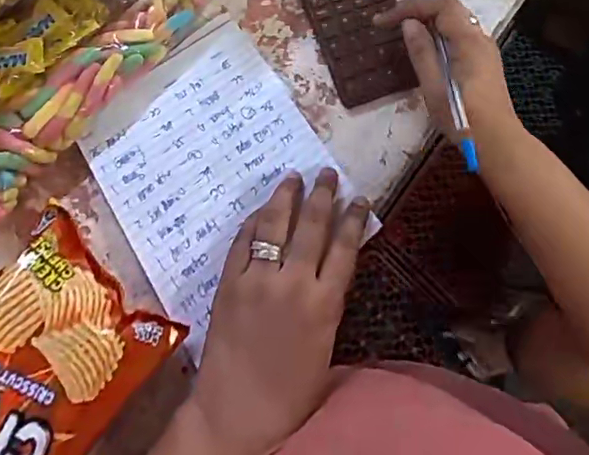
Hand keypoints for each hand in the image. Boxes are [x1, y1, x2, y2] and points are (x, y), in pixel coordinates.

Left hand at [171, 170, 368, 454]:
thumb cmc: (291, 392)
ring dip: (286, 196)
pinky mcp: (229, 282)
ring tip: (293, 177)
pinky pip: (243, 241)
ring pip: (275, 224)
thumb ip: (329, 298)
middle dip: (322, 194)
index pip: (345, 246)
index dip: (354, 217)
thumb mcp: (325, 343)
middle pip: (312, 226)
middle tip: (326, 172)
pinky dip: (253, 221)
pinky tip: (260, 210)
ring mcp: (258, 280)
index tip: (359, 197)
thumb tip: (334, 258)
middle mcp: (294, 283)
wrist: (236, 415)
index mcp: (325, 304)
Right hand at [373, 0, 518, 143]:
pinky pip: (460, 34)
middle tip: (392, 20)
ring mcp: (485, 50)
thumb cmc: (463, 117)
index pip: (441, 5)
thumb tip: (409, 23)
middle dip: (419, 8)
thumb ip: (421, 51)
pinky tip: (427, 47)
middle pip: (450, 8)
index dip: (411, 6)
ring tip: (404, 29)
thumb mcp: (434, 87)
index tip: (384, 20)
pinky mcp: (485, 62)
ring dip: (429, 19)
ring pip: (456, 20)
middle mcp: (480, 38)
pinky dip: (440, 32)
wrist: (498, 143)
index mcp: (468, 40)